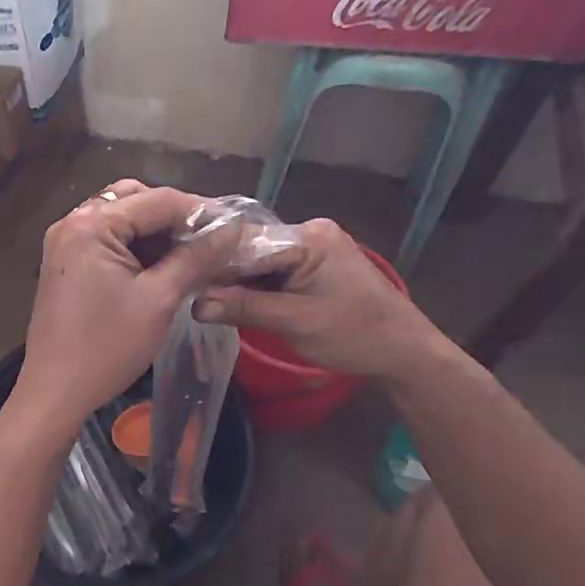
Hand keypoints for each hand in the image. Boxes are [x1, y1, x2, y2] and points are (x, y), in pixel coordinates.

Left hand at [9, 181, 224, 439]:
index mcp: (90, 225)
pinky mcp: (64, 266)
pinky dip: (134, 250)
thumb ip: (197, 258)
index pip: (158, 199)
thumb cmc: (107, 347)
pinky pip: (106, 242)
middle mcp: (71, 224)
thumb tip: (234, 231)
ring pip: (121, 221)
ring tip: (191, 260)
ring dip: (156, 235)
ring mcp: (63, 245)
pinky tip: (161, 270)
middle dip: (175, 220)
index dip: (203, 212)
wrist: (56, 391)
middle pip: (136, 201)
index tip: (237, 230)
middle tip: (210, 245)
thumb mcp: (159, 299)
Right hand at [191, 218, 453, 381]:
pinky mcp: (310, 265)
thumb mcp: (295, 322)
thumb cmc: (356, 335)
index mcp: (308, 237)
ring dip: (233, 283)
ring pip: (256, 262)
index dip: (211, 263)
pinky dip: (250, 288)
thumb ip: (244, 309)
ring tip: (199, 300)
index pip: (245, 243)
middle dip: (220, 274)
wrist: (404, 353)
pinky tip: (228, 302)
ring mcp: (310, 248)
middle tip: (185, 294)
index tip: (180, 283)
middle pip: (248, 249)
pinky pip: (268, 272)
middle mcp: (308, 232)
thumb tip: (194, 305)